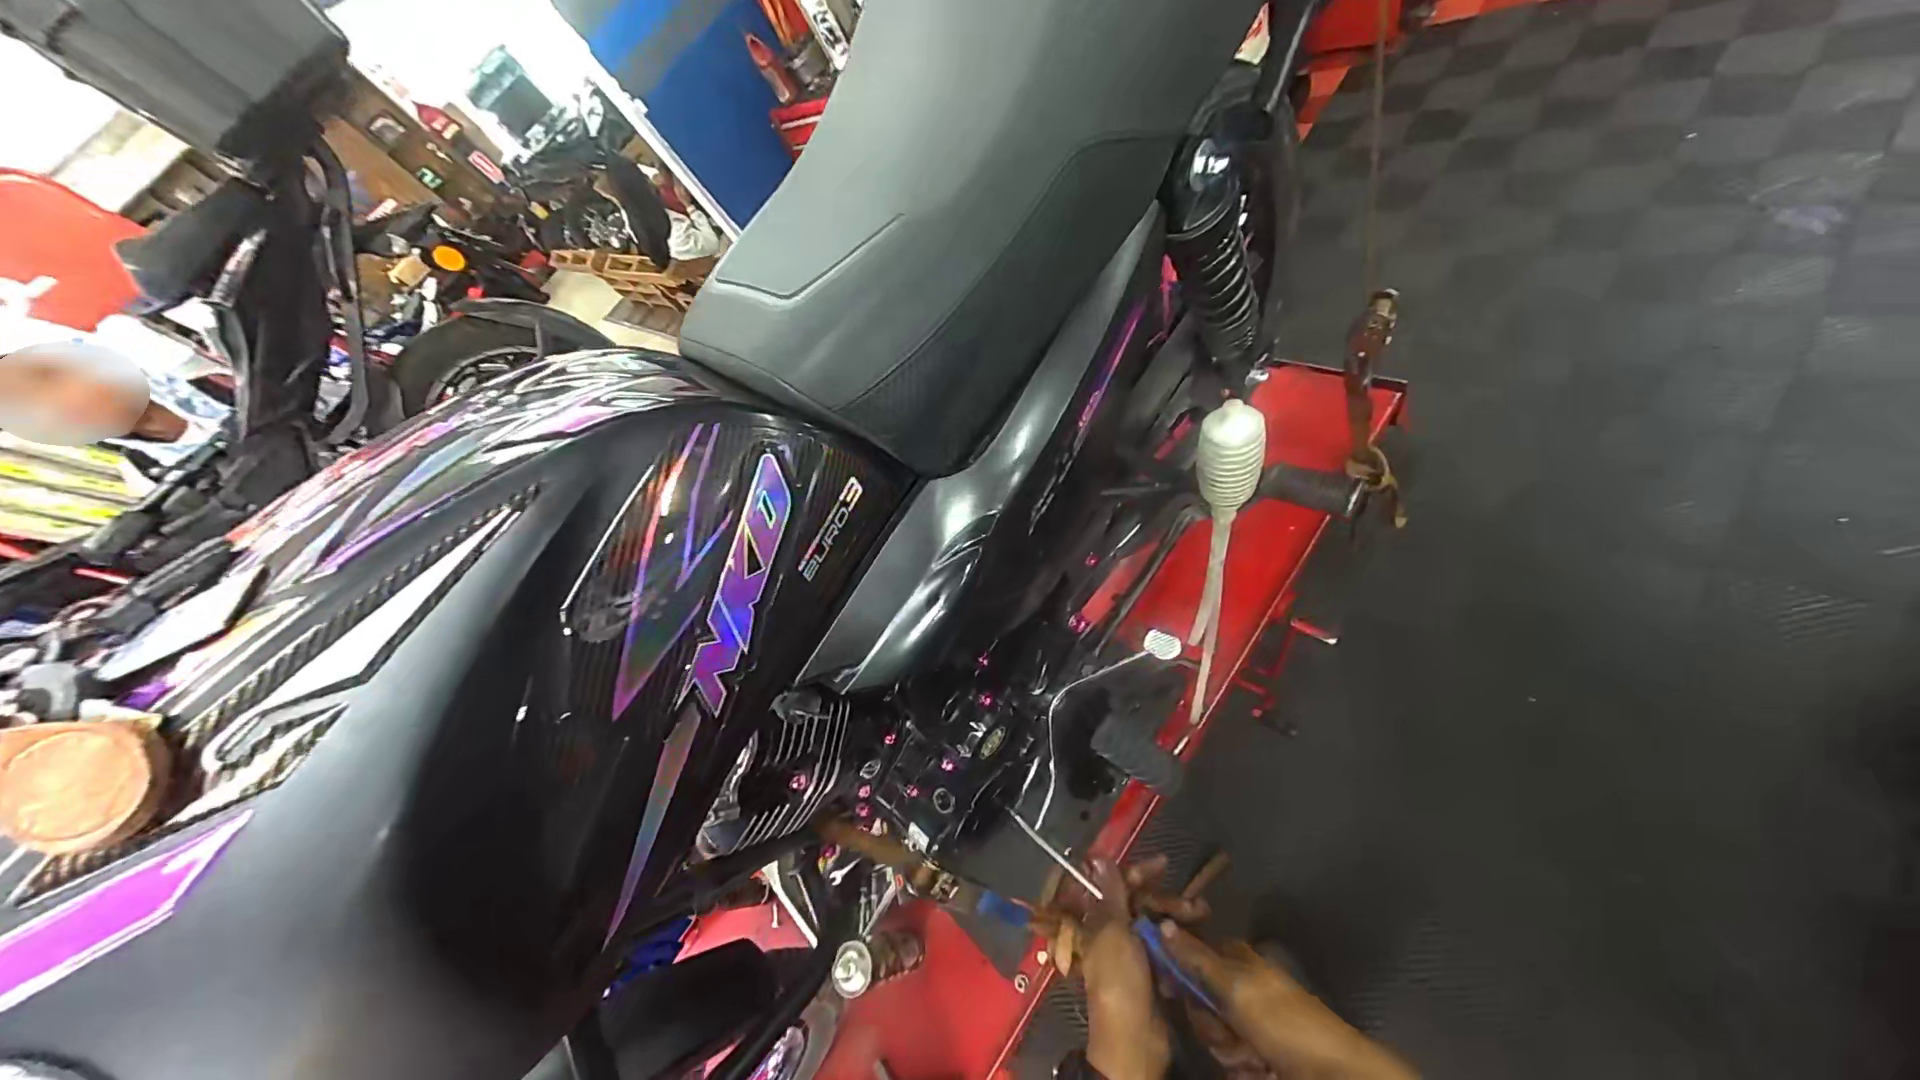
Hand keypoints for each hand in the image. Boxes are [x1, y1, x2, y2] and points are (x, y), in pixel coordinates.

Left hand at [1040, 855, 1202, 1079]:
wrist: (1135, 1041)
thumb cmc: (1119, 981)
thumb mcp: (1114, 932)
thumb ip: (1111, 894)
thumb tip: (1096, 856)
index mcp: (1093, 919)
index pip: (1112, 885)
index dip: (1135, 872)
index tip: (1162, 866)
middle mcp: (1110, 930)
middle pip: (1137, 903)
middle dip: (1164, 899)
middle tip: (1194, 904)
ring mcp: (1130, 950)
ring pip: (1153, 922)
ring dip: (1176, 916)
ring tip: (1201, 915)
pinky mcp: (1150, 969)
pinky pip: (1164, 944)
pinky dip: (1178, 939)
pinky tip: (1197, 936)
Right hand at [1156, 923, 1415, 1079]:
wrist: (1332, 1077)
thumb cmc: (1284, 1023)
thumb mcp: (1236, 986)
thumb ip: (1194, 957)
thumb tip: (1159, 921)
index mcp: (1233, 957)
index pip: (1188, 952)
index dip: (1177, 970)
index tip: (1170, 987)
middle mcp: (1236, 984)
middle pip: (1194, 998)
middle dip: (1208, 1021)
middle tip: (1230, 1029)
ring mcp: (1245, 1021)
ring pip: (1208, 1031)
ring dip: (1227, 1047)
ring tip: (1255, 1057)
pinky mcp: (1252, 1052)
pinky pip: (1226, 1057)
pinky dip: (1240, 1066)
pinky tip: (1260, 1068)